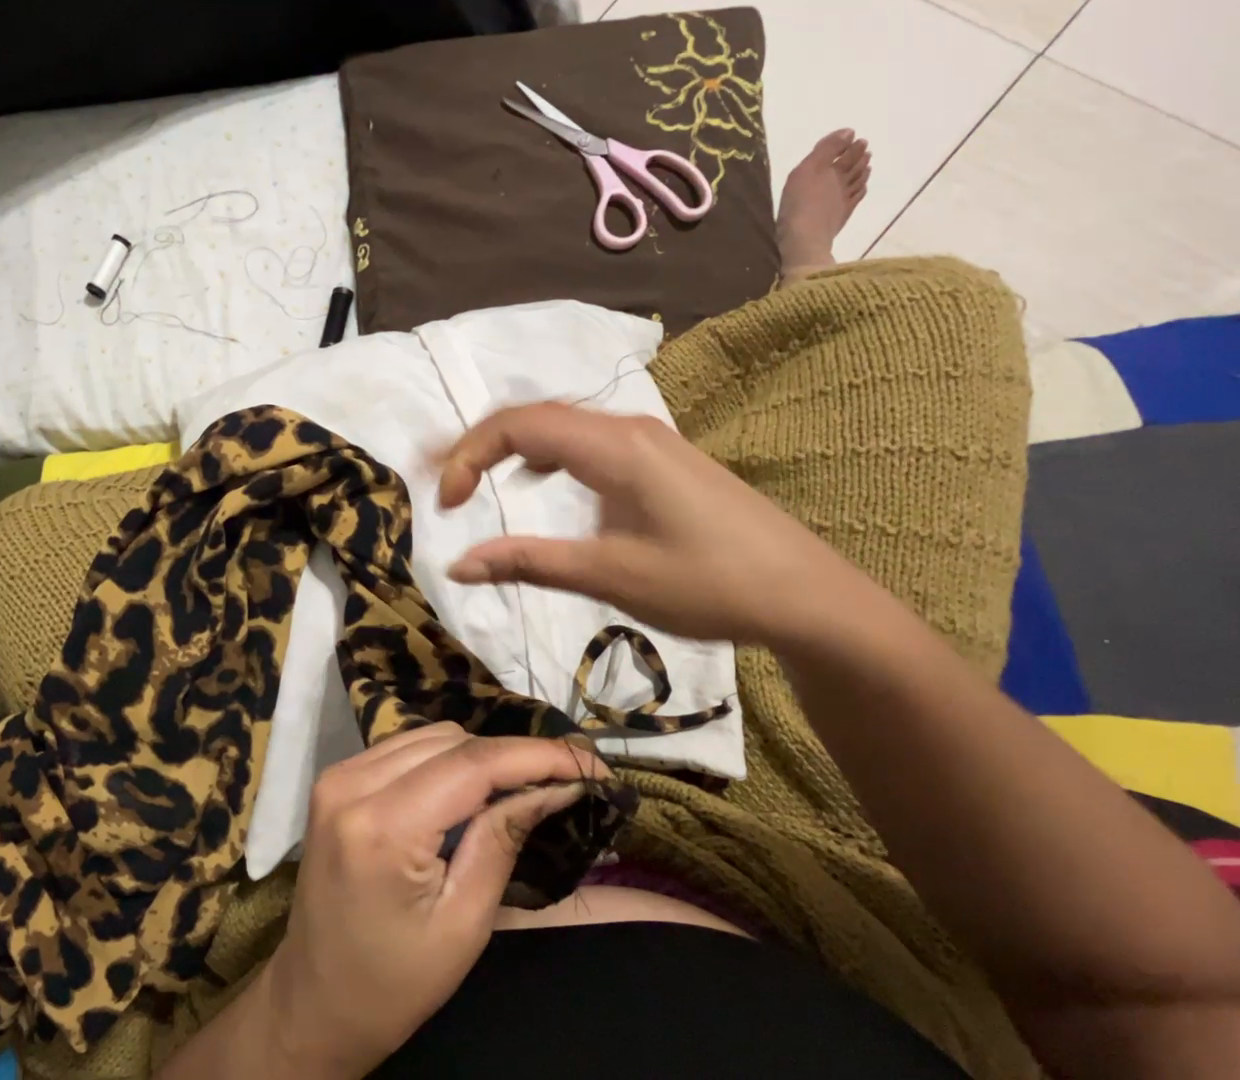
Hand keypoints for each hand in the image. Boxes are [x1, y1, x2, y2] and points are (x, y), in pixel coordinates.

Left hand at [258, 723, 600, 1077]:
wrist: (315, 998)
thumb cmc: (395, 980)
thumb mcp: (465, 922)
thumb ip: (503, 839)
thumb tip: (554, 785)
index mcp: (382, 826)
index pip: (472, 763)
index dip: (537, 755)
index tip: (592, 761)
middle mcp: (351, 785)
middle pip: (450, 741)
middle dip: (510, 757)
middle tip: (560, 785)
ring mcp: (336, 779)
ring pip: (426, 737)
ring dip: (476, 757)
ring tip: (516, 793)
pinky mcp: (333, 783)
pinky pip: (401, 750)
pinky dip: (442, 762)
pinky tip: (466, 796)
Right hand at [437, 402, 872, 647]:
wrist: (807, 596)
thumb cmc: (709, 585)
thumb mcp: (610, 577)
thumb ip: (530, 562)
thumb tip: (457, 565)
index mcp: (615, 448)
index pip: (518, 426)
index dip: (469, 456)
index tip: (446, 504)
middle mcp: (629, 429)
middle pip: (534, 415)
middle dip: (478, 443)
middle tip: (439, 481)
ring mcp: (649, 442)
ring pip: (560, 425)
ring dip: (510, 447)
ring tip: (472, 479)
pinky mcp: (660, 461)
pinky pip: (585, 441)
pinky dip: (544, 456)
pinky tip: (535, 484)